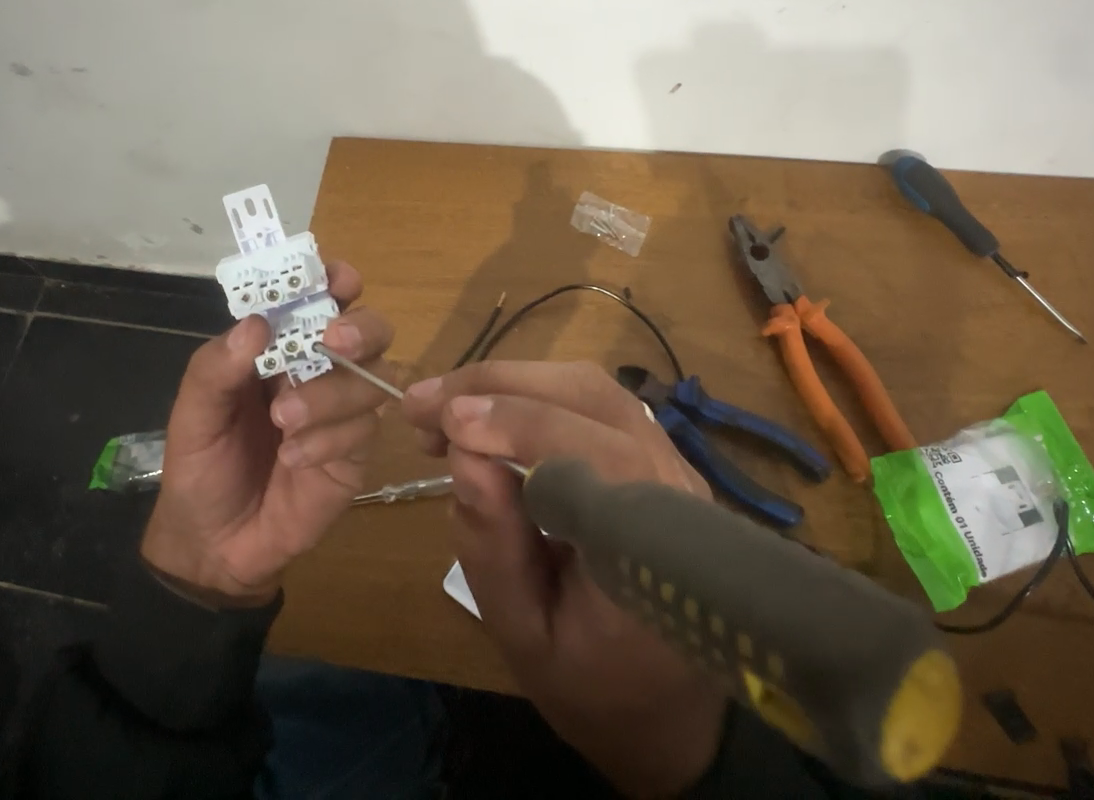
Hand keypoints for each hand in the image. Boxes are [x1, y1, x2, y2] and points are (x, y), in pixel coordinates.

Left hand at [141, 261, 395, 602]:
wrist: (216, 546)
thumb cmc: (200, 470)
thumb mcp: (192, 417)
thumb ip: (216, 368)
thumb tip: (256, 325)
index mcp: (278, 348)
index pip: (318, 299)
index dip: (335, 281)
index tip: (339, 281)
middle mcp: (319, 369)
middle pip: (370, 330)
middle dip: (361, 328)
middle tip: (334, 342)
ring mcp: (345, 410)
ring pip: (373, 378)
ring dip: (333, 394)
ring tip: (284, 424)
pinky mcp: (357, 451)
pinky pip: (365, 429)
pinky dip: (331, 438)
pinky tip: (295, 461)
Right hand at [401, 362, 726, 797]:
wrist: (668, 708)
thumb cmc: (593, 688)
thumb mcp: (525, 637)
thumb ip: (493, 551)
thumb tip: (464, 456)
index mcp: (649, 548)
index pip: (596, 456)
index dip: (523, 425)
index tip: (446, 423)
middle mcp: (673, 488)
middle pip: (592, 397)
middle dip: (499, 387)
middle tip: (420, 405)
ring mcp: (674, 466)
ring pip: (592, 389)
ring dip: (511, 384)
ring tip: (441, 408)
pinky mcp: (657, 459)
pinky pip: (595, 405)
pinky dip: (533, 395)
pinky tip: (486, 413)